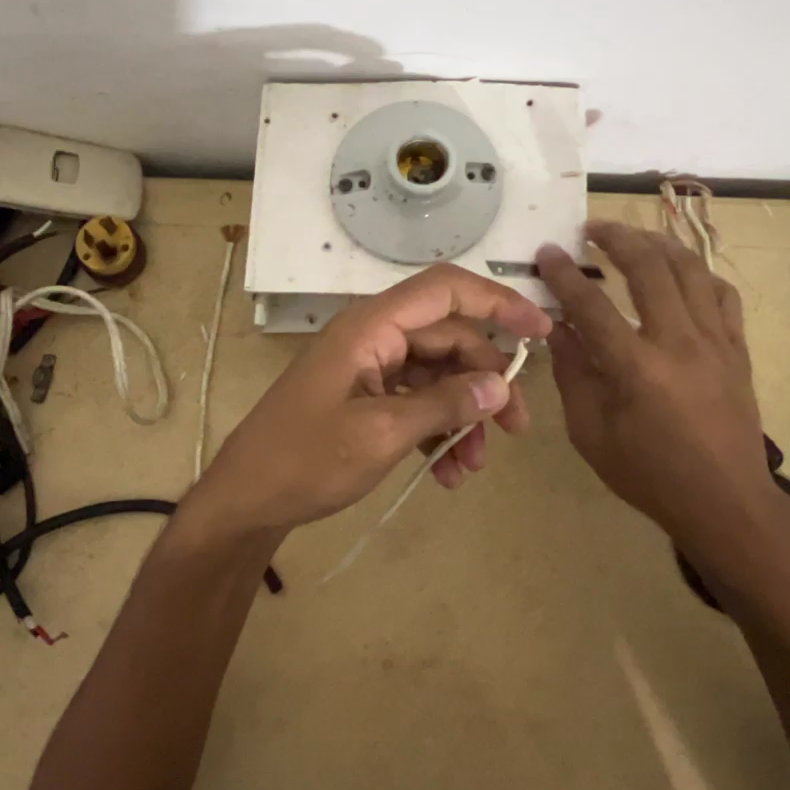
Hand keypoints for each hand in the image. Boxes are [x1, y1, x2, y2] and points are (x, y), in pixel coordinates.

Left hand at [185, 264, 552, 536]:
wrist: (247, 499)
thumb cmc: (306, 459)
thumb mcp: (382, 433)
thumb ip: (444, 404)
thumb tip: (499, 385)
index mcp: (370, 328)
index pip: (446, 291)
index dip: (498, 303)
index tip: (542, 332)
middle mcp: (371, 340)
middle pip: (449, 342)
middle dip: (486, 384)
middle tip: (515, 430)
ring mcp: (366, 371)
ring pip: (436, 379)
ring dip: (462, 418)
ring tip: (472, 468)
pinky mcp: (362, 402)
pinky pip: (414, 404)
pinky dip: (435, 432)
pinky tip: (446, 474)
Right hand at [536, 224, 789, 560]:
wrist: (723, 500)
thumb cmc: (647, 474)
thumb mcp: (591, 433)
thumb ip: (573, 375)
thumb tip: (557, 329)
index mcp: (636, 367)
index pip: (591, 304)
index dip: (565, 274)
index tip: (547, 252)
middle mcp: (679, 342)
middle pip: (649, 267)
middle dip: (616, 238)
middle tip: (590, 229)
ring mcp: (716, 340)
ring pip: (690, 269)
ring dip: (658, 244)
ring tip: (632, 237)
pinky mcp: (737, 347)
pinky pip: (721, 293)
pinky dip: (697, 272)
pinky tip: (680, 272)